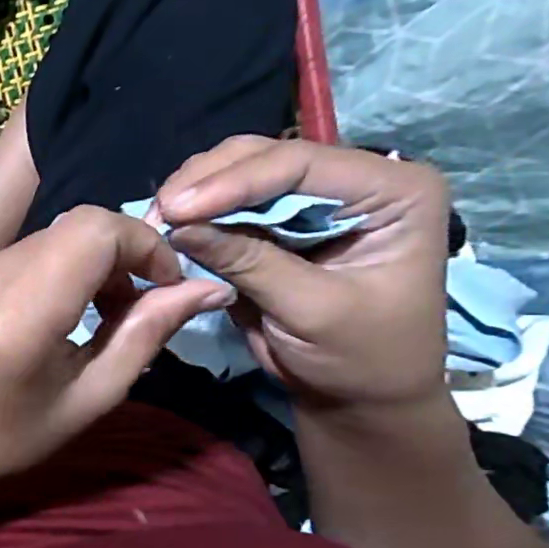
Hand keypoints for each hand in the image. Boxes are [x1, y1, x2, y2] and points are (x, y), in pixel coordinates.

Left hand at [0, 206, 234, 492]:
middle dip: (117, 255)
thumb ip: (147, 331)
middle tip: (129, 305)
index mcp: (13, 318)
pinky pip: (16, 250)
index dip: (140, 244)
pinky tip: (54, 306)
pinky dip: (49, 266)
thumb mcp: (94, 394)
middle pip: (70, 228)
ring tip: (93, 311)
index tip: (161, 285)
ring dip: (84, 261)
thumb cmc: (16, 434)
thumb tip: (209, 285)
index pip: (90, 232)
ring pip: (45, 236)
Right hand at [154, 136, 450, 409]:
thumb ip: (250, 263)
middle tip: (158, 215)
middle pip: (259, 155)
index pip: (300, 164)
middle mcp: (349, 181)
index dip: (233, 182)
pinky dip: (187, 210)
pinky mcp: (267, 218)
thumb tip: (180, 228)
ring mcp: (305, 196)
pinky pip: (217, 197)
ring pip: (230, 168)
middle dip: (202, 183)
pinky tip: (165, 228)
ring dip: (187, 193)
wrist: (355, 392)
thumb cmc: (360, 355)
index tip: (175, 210)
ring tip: (157, 224)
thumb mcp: (311, 311)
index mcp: (391, 193)